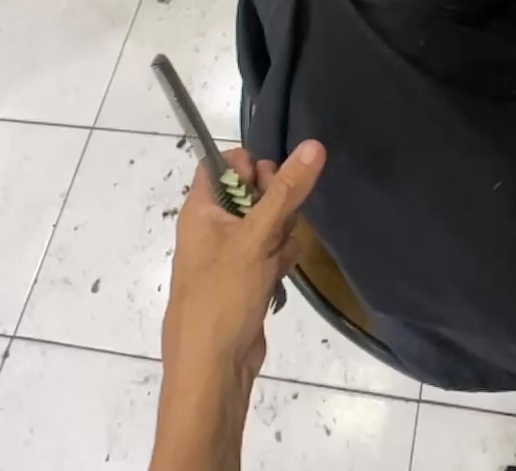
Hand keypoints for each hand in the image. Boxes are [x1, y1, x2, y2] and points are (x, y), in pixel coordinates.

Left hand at [162, 141, 326, 390]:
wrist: (213, 370)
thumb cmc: (222, 296)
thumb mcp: (256, 236)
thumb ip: (287, 190)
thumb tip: (314, 144)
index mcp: (201, 209)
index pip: (221, 163)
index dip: (248, 164)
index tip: (268, 181)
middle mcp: (213, 225)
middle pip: (252, 188)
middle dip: (275, 201)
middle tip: (276, 221)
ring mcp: (231, 252)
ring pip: (268, 219)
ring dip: (282, 232)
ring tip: (276, 253)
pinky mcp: (247, 276)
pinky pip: (273, 248)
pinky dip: (281, 256)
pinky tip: (281, 272)